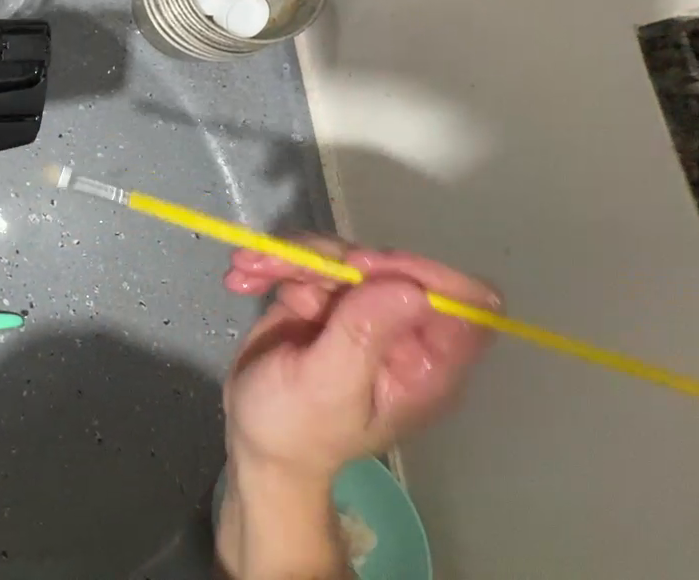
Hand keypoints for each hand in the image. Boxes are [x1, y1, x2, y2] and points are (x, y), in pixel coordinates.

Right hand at [221, 236, 498, 480]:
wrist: (254, 440)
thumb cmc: (297, 428)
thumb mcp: (326, 386)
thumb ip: (363, 336)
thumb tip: (408, 288)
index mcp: (424, 361)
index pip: (460, 301)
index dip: (420, 274)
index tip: (361, 266)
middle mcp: (397, 331)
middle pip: (384, 267)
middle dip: (327, 258)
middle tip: (278, 263)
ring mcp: (355, 314)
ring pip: (336, 258)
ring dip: (285, 257)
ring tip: (242, 268)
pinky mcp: (315, 303)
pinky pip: (299, 264)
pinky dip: (267, 264)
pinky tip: (239, 280)